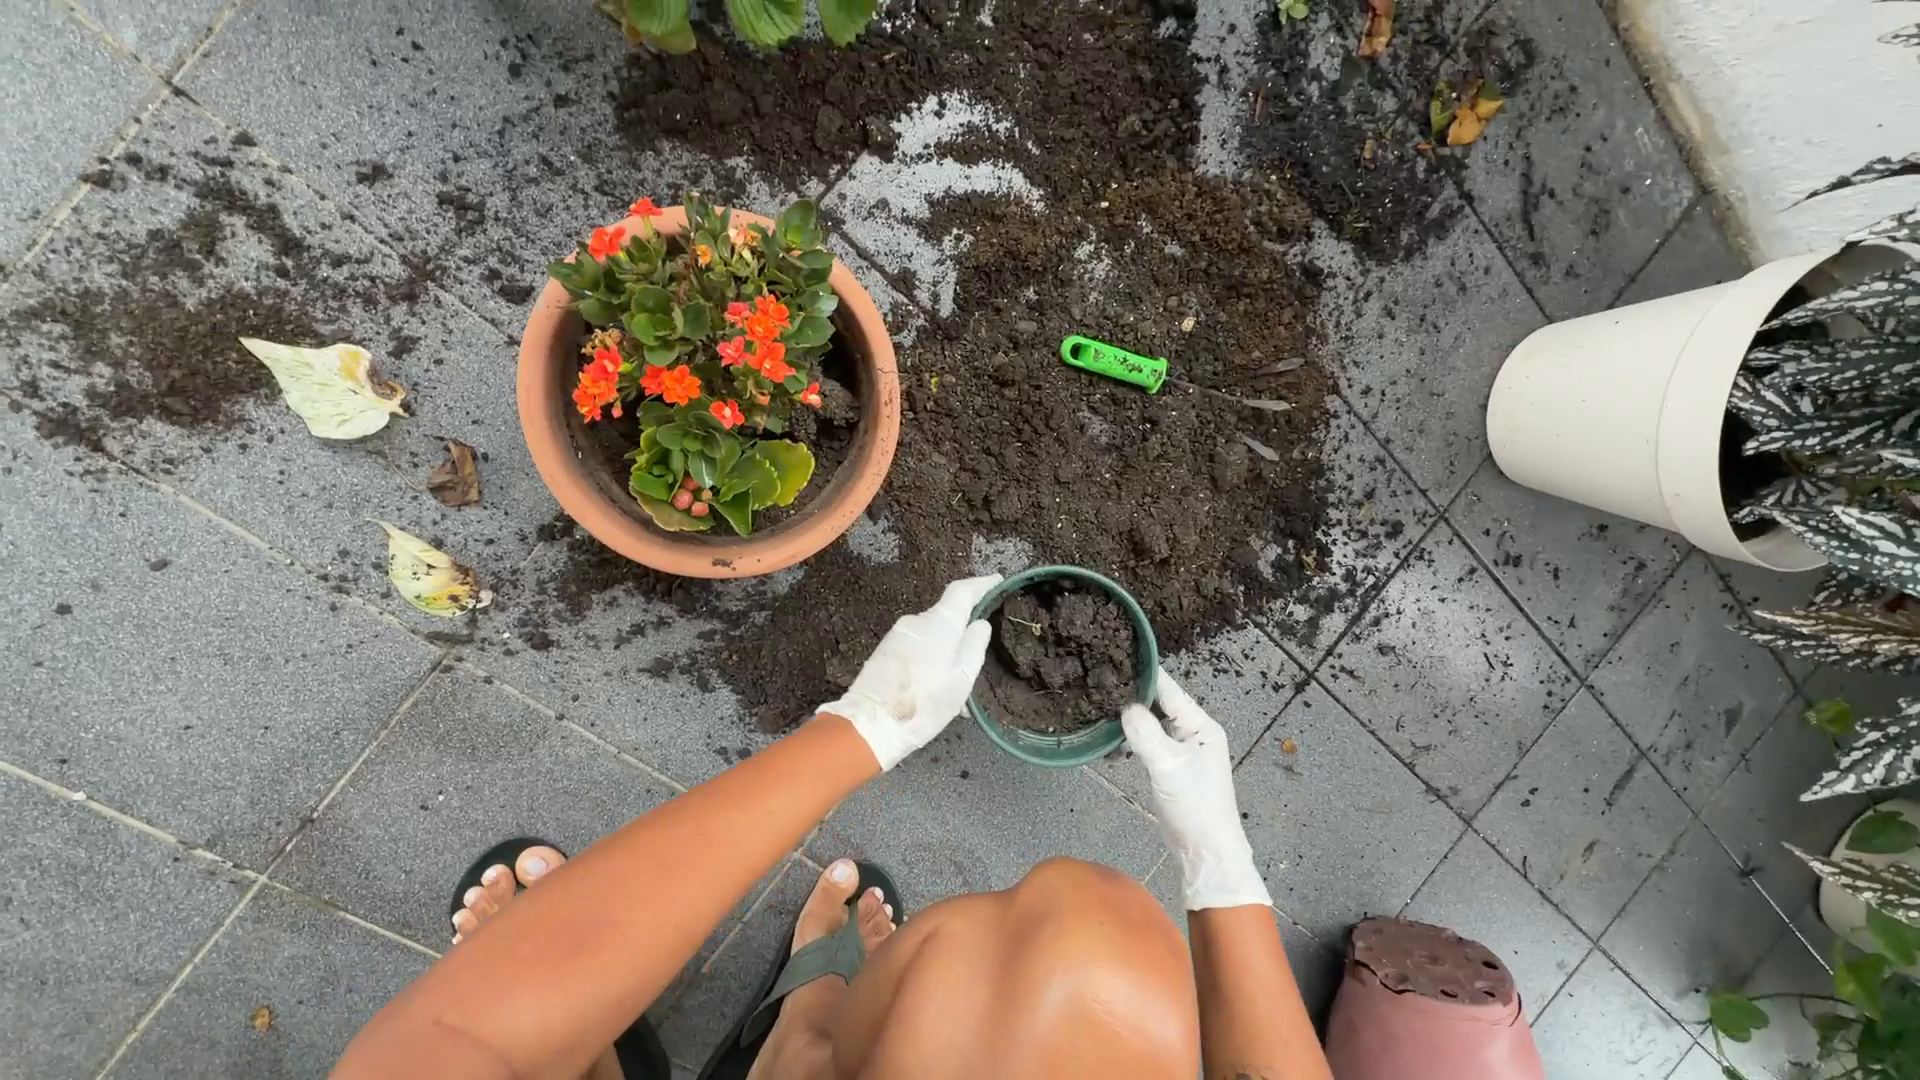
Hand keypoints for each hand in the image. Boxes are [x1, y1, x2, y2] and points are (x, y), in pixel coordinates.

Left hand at [818, 574, 1000, 770]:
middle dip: (963, 628)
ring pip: (931, 633)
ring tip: (954, 681)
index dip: (981, 584)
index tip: (997, 581)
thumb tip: (980, 623)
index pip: (962, 591)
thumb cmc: (924, 705)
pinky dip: (930, 657)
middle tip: (978, 652)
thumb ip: (974, 646)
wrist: (870, 725)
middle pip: (946, 614)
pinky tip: (934, 685)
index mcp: (938, 624)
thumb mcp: (961, 680)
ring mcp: (898, 634)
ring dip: (945, 648)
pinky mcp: (886, 649)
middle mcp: (916, 621)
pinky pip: (917, 645)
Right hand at [1122, 670, 1271, 911]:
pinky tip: (1109, 741)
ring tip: (1099, 706)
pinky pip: (1147, 741)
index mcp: (1201, 726)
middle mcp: (1193, 731)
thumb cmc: (1195, 806)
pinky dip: (1130, 739)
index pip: (1169, 690)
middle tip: (1098, 681)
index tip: (1116, 657)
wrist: (1205, 852)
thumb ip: (1145, 733)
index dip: (1143, 674)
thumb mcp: (1168, 767)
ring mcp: (1182, 749)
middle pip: (1159, 703)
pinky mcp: (1170, 765)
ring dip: (1129, 719)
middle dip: (1131, 695)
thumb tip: (1124, 706)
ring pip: (1151, 723)